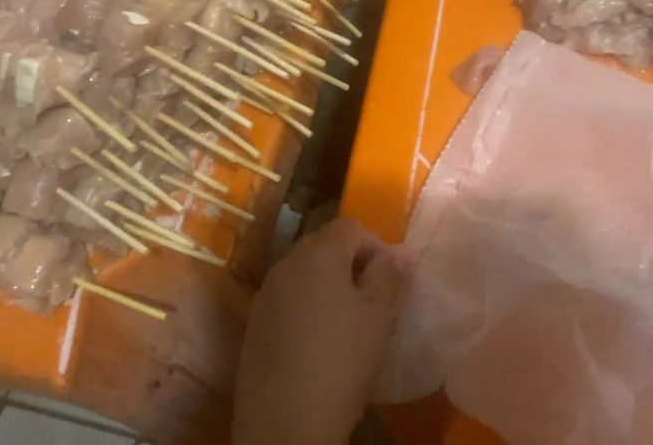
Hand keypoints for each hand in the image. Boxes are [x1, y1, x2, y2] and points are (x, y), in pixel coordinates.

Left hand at [232, 217, 407, 444]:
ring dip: (326, 284)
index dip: (374, 244)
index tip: (388, 278)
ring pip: (303, 273)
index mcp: (318, 254)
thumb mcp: (378, 318)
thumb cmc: (341, 362)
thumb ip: (390, 276)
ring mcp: (265, 294)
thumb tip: (398, 251)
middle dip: (349, 262)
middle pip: (323, 244)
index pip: (349, 226)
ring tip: (345, 322)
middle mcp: (286, 264)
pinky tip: (316, 342)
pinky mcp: (254, 324)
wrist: (285, 425)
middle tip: (371, 298)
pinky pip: (286, 299)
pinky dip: (304, 308)